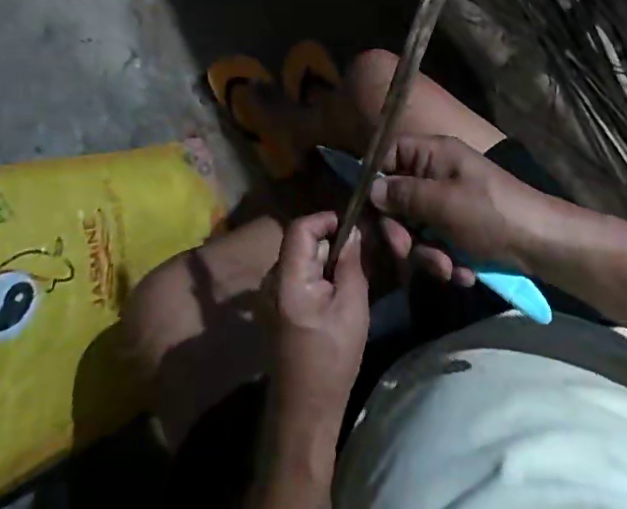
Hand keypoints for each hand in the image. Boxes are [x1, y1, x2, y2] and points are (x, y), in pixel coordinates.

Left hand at [264, 212, 368, 416]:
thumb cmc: (332, 358)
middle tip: (358, 255)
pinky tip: (333, 296)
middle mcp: (271, 281)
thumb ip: (350, 264)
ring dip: (323, 260)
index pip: (300, 228)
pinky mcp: (272, 307)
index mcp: (288, 279)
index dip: (325, 219)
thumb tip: (352, 231)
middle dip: (329, 242)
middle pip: (299, 243)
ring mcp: (268, 295)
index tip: (352, 228)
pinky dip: (314, 276)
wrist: (305, 408)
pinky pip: (294, 276)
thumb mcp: (352, 307)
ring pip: (298, 259)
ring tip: (349, 276)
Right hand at [369, 135, 573, 285]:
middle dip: (403, 232)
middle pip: (397, 198)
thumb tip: (370, 189)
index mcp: (433, 154)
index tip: (371, 210)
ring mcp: (448, 202)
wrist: (542, 244)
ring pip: (415, 228)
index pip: (388, 154)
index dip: (375, 180)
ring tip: (449, 268)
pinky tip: (464, 273)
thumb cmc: (490, 213)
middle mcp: (436, 173)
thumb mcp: (441, 204)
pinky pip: (437, 243)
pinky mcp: (460, 229)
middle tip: (407, 250)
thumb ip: (402, 195)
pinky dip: (447, 260)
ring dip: (427, 254)